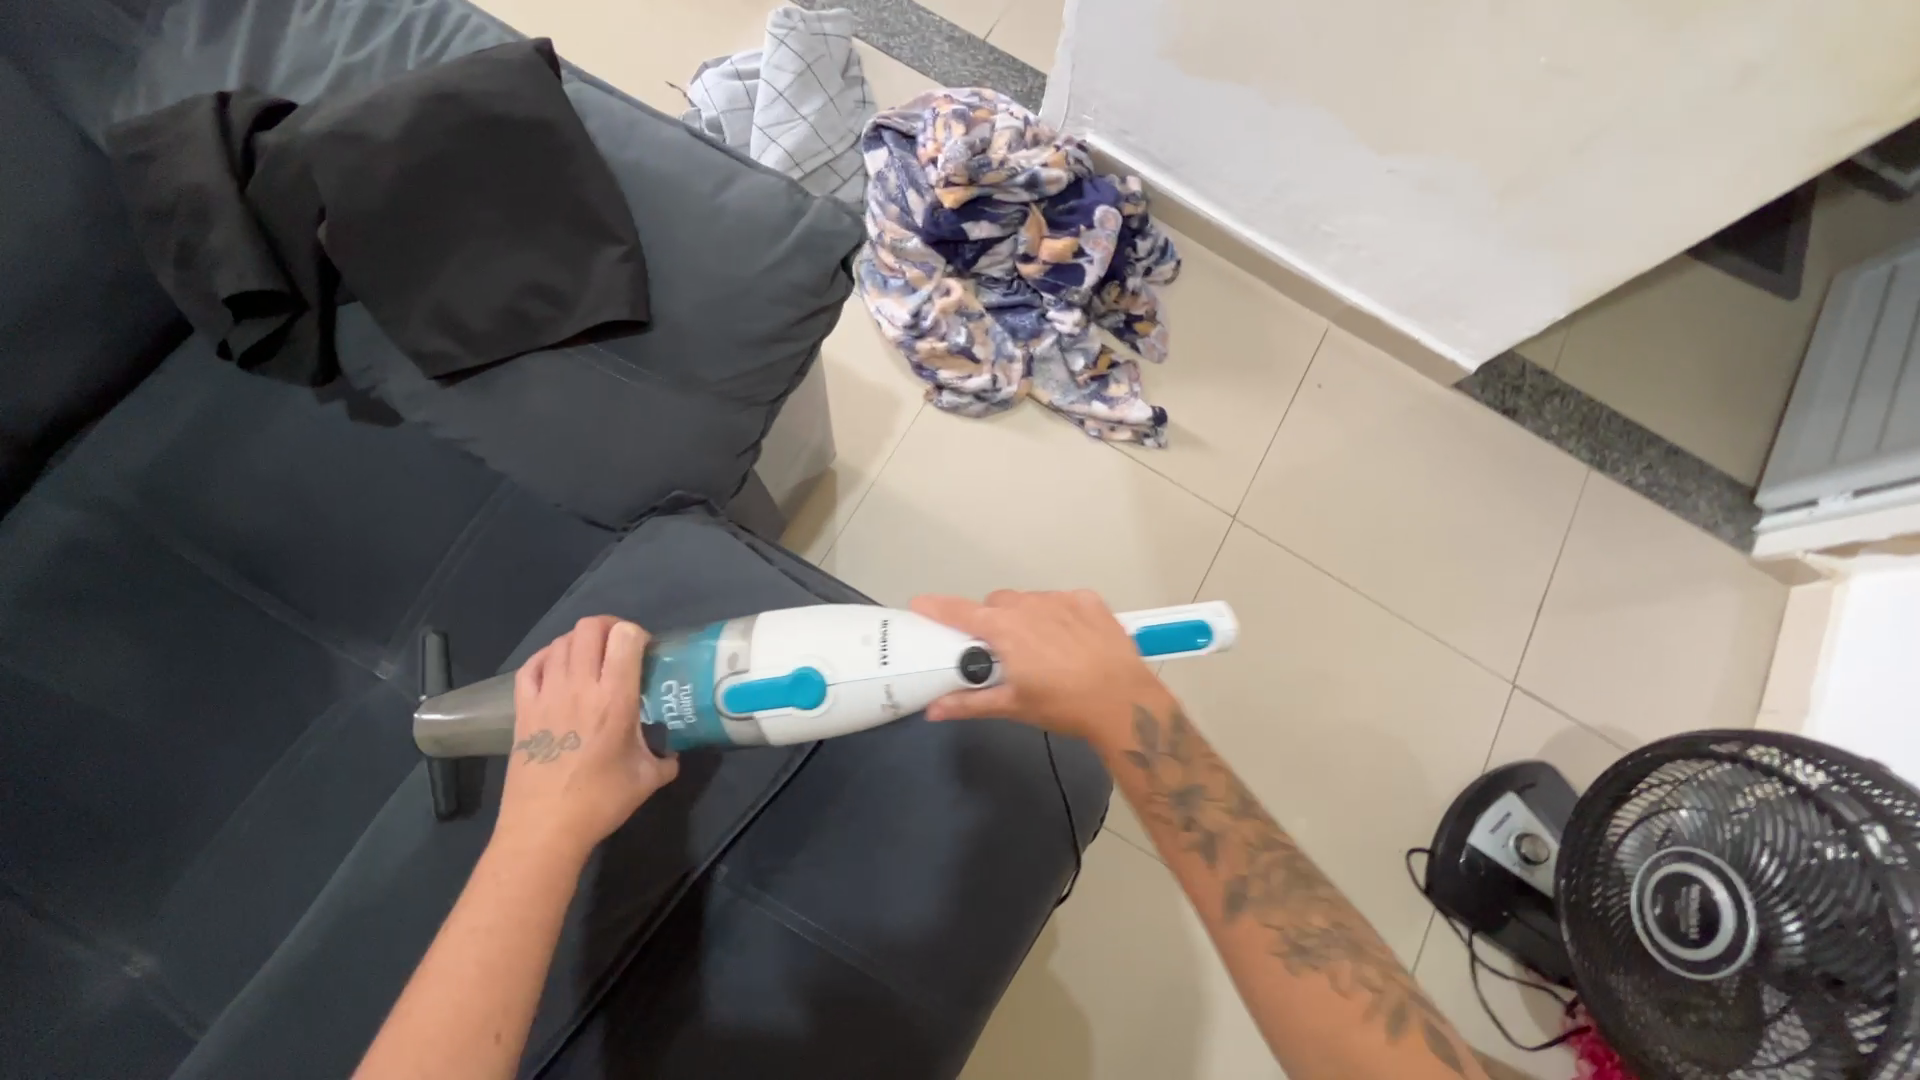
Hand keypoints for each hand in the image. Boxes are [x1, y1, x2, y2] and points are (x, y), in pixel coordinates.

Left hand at [494, 616, 679, 865]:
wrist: (543, 829)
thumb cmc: (600, 802)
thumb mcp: (648, 779)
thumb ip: (666, 757)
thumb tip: (674, 751)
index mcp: (615, 699)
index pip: (625, 637)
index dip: (638, 634)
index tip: (646, 651)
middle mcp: (579, 687)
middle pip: (589, 628)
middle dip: (609, 627)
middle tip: (620, 646)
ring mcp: (546, 696)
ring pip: (560, 642)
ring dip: (580, 642)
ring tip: (592, 658)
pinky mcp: (522, 709)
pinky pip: (532, 666)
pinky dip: (547, 657)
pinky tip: (558, 668)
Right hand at [910, 590, 1171, 742]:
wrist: (1123, 702)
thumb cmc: (1063, 705)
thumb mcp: (1013, 706)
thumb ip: (968, 703)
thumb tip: (932, 711)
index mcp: (1004, 629)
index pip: (960, 611)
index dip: (937, 607)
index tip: (920, 604)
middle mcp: (1029, 605)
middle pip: (996, 603)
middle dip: (990, 621)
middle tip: (996, 649)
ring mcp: (1062, 600)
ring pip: (1029, 600)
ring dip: (1023, 616)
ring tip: (1036, 646)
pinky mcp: (1089, 601)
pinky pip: (1061, 601)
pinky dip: (1056, 614)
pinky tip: (1067, 639)